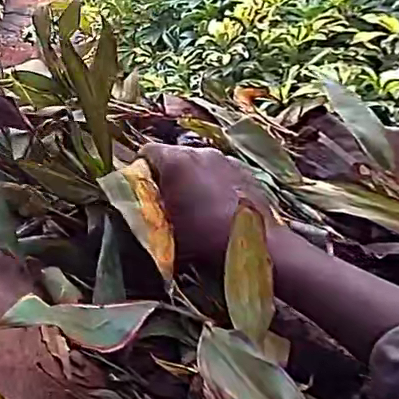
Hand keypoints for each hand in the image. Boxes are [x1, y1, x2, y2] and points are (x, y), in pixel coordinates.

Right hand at [139, 142, 274, 266]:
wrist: (258, 246)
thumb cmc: (203, 238)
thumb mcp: (164, 227)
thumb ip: (149, 207)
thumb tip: (140, 203)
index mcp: (175, 160)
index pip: (145, 152)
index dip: (140, 171)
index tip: (143, 192)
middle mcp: (200, 151)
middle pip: (172, 155)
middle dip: (167, 174)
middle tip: (168, 201)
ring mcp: (226, 159)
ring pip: (198, 162)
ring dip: (192, 178)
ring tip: (195, 205)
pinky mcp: (246, 170)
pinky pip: (220, 171)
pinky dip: (214, 182)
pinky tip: (218, 206)